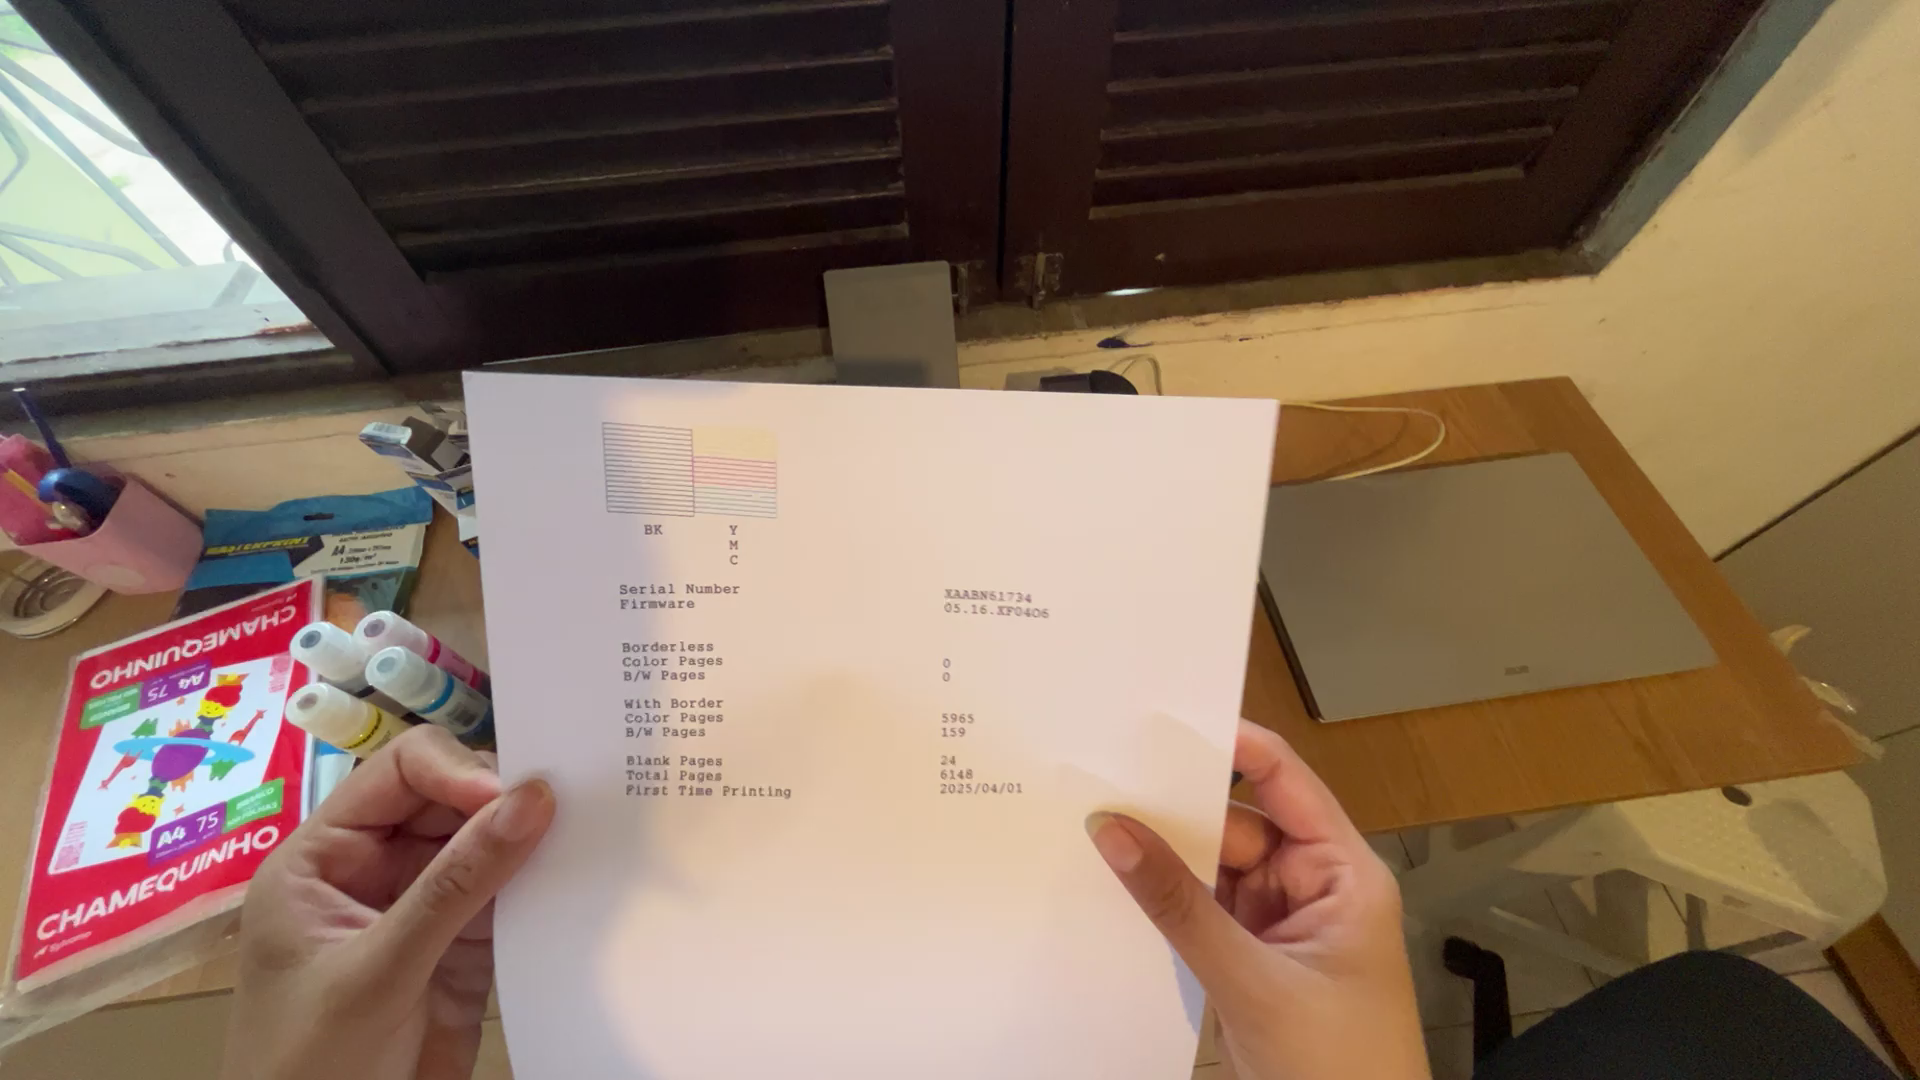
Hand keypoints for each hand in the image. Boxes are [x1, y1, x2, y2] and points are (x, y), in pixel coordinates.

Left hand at [222, 725, 554, 1079]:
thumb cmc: (313, 1070)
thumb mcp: (378, 972)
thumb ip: (456, 883)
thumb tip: (535, 796)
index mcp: (327, 857)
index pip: (401, 771)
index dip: (457, 770)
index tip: (512, 798)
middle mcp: (381, 862)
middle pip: (455, 791)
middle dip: (505, 795)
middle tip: (563, 807)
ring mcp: (431, 894)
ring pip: (494, 830)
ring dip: (534, 828)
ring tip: (585, 823)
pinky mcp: (474, 926)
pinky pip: (518, 875)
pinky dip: (549, 867)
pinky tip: (579, 863)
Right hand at [1086, 720, 1427, 1079]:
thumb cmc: (1336, 1071)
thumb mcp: (1253, 981)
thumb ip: (1177, 904)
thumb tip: (1109, 830)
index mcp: (1341, 870)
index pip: (1282, 779)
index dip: (1230, 744)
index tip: (1163, 723)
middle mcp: (1310, 880)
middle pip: (1235, 819)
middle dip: (1177, 805)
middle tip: (1108, 775)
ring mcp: (1276, 915)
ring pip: (1211, 861)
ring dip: (1165, 852)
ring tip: (1099, 821)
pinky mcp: (1248, 947)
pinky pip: (1199, 900)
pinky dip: (1164, 892)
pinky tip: (1118, 875)